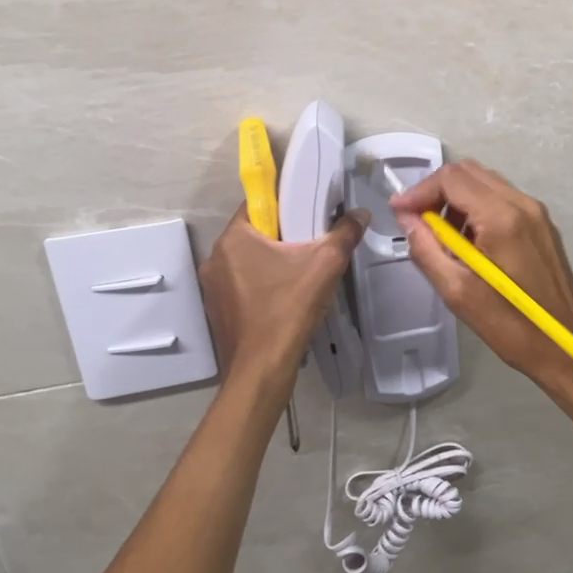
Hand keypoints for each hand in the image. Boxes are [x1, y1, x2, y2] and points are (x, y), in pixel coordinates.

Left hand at [198, 205, 367, 381]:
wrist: (262, 369)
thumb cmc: (288, 308)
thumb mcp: (325, 264)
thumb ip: (344, 233)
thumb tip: (360, 213)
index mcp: (234, 238)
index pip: (258, 204)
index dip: (284, 204)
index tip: (307, 211)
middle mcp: (216, 258)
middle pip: (254, 233)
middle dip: (282, 235)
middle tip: (311, 240)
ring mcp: (213, 287)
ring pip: (247, 260)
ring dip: (271, 261)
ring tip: (301, 270)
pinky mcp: (218, 310)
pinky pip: (242, 284)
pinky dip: (262, 284)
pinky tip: (285, 296)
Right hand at [391, 161, 572, 394]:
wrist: (567, 347)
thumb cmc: (511, 326)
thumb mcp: (458, 292)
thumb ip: (427, 248)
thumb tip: (406, 219)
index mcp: (502, 217)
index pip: (451, 178)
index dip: (419, 191)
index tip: (398, 213)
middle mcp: (523, 203)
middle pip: (469, 172)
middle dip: (436, 191)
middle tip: (416, 222)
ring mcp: (537, 212)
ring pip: (486, 183)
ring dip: (457, 200)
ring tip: (441, 237)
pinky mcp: (543, 225)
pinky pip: (503, 199)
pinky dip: (478, 209)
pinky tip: (468, 243)